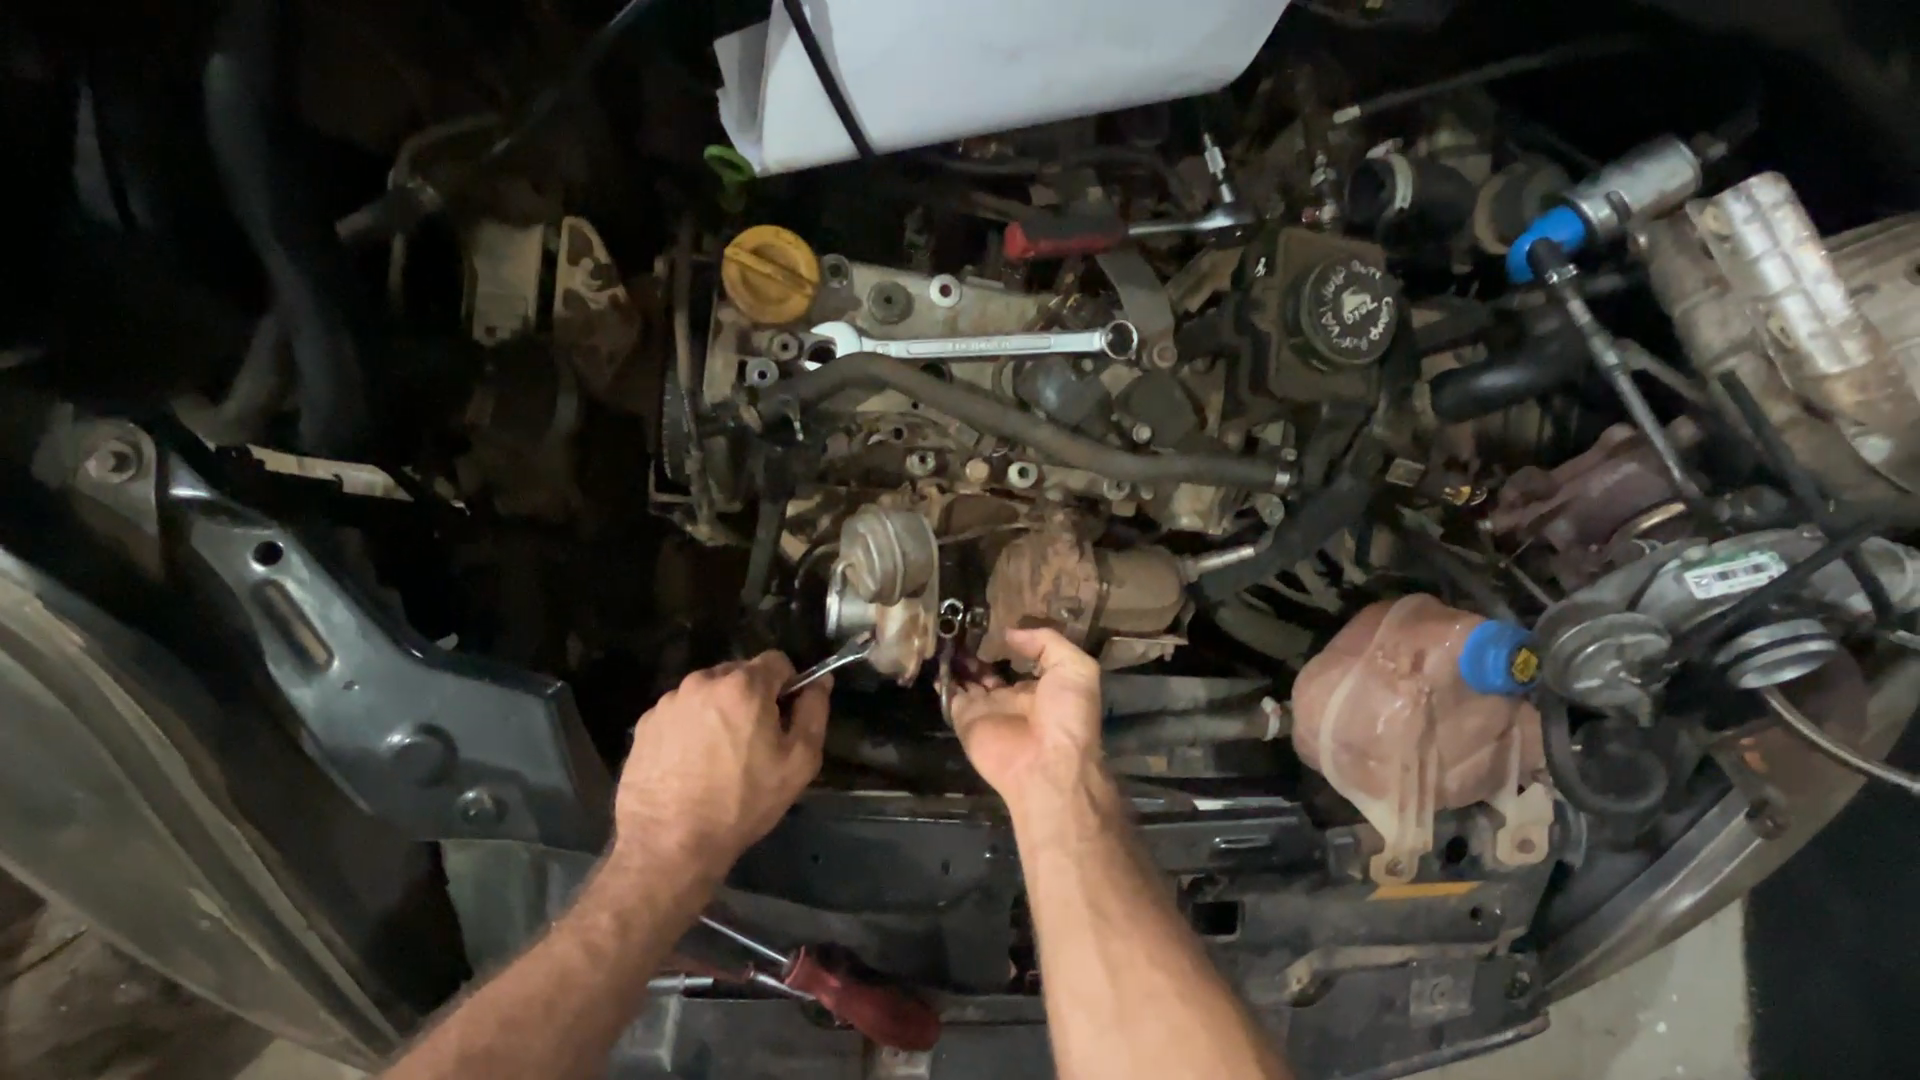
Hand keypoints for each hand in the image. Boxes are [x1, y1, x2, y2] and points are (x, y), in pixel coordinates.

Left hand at [612, 652, 828, 878]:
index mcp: (744, 685)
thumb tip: (820, 681)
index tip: (783, 718)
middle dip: (751, 697)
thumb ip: (814, 711)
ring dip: (719, 710)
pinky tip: (690, 764)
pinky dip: (690, 727)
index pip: (777, 660)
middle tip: (753, 741)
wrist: (669, 843)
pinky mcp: (645, 724)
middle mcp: (703, 681)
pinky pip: (680, 712)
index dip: (787, 686)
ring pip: (708, 692)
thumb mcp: (799, 762)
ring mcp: (669, 702)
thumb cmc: (743, 802)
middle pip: (739, 674)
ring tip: (718, 756)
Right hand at [950, 629, 1107, 815]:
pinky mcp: (965, 721)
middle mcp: (1012, 699)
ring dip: (957, 661)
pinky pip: (950, 697)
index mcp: (1040, 688)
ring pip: (967, 681)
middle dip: (977, 652)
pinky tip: (934, 656)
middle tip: (962, 625)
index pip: (1022, 662)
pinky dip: (941, 679)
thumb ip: (1045, 643)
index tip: (993, 622)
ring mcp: (987, 711)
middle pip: (989, 672)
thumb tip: (1010, 633)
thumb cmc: (1067, 714)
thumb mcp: (1075, 668)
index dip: (1010, 645)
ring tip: (945, 633)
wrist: (1047, 765)